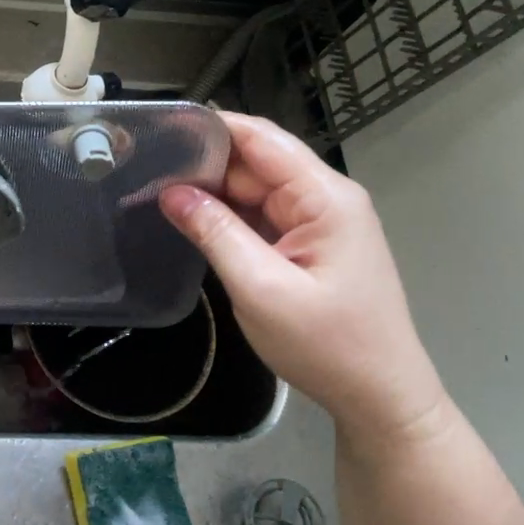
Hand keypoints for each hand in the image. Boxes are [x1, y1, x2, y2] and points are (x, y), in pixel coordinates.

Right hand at [160, 113, 445, 445]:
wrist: (380, 398)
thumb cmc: (328, 345)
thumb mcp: (261, 289)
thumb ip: (215, 233)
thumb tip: (171, 193)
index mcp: (324, 198)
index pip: (261, 139)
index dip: (211, 127)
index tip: (159, 128)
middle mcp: (324, 199)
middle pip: (255, 161)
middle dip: (203, 162)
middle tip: (143, 166)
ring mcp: (317, 222)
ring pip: (253, 189)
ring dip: (210, 191)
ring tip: (153, 189)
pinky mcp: (308, 244)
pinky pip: (259, 216)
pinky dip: (225, 216)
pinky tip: (188, 217)